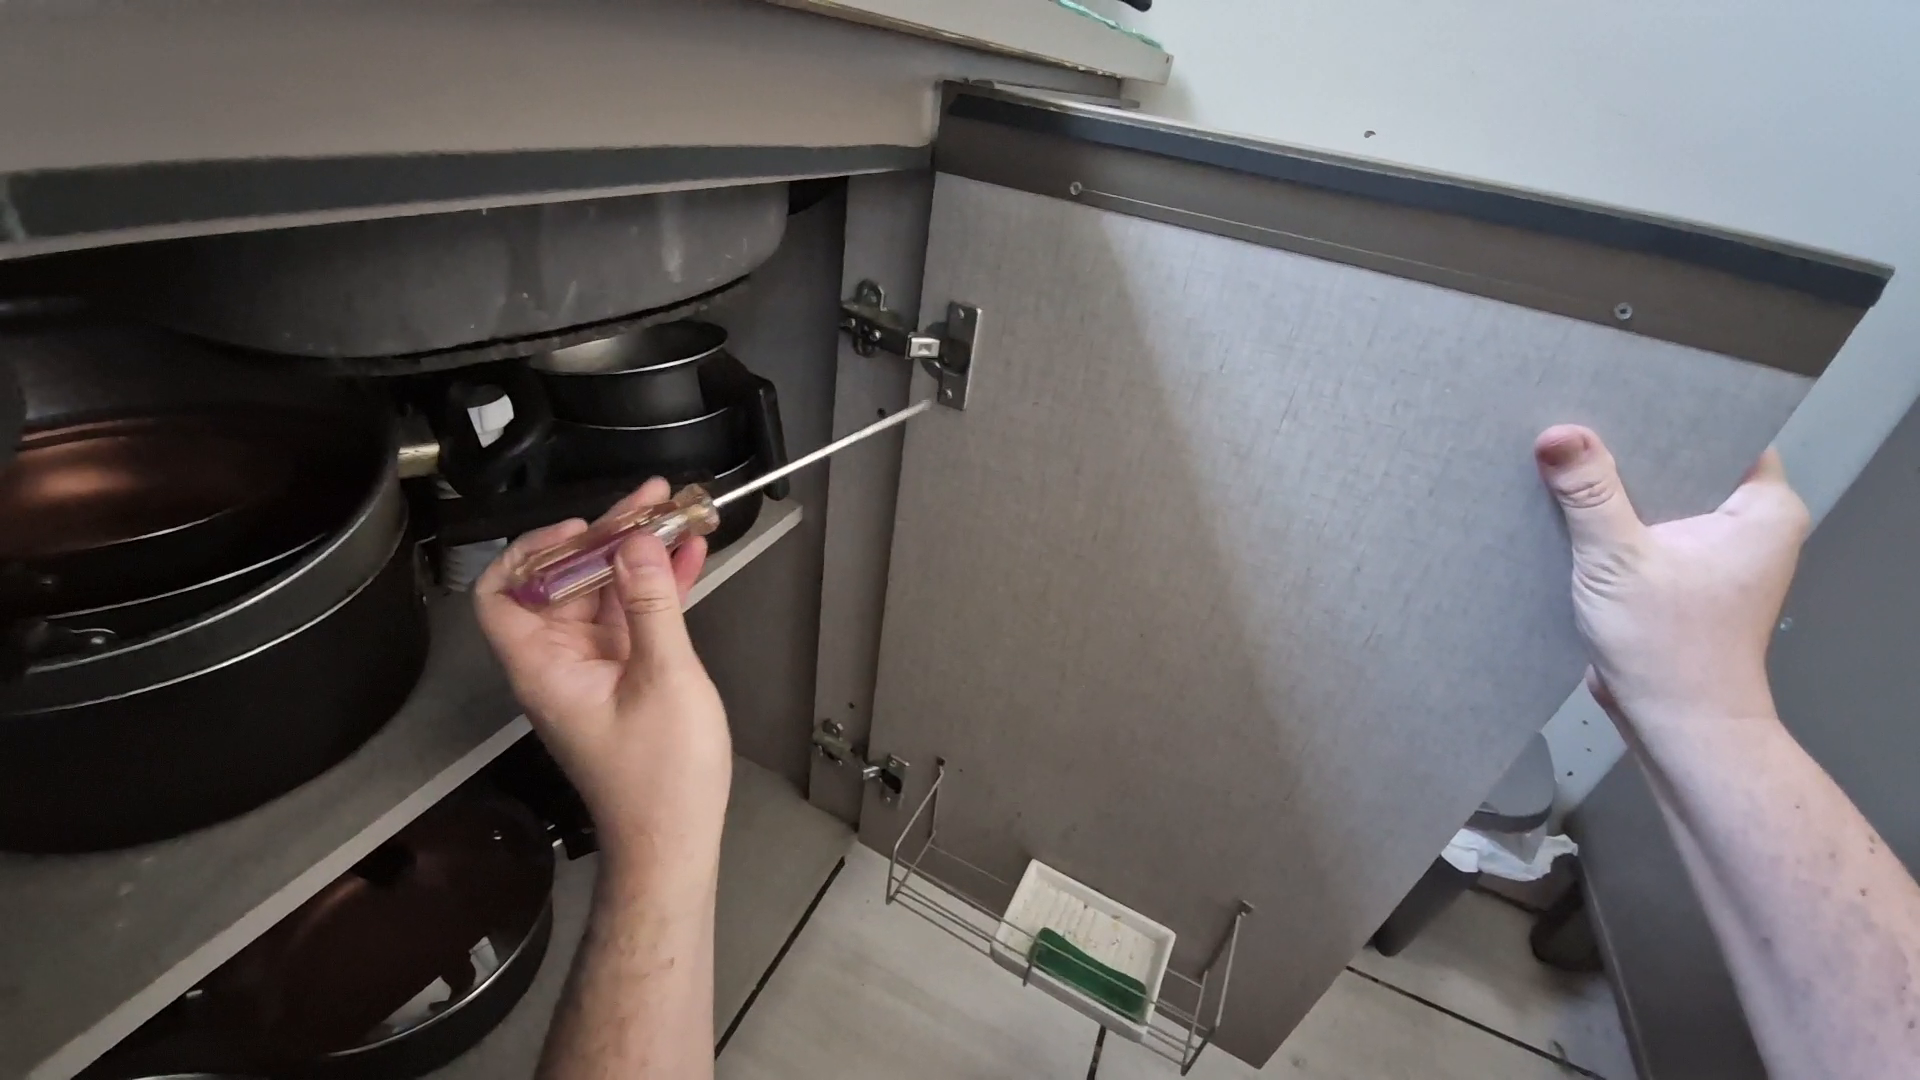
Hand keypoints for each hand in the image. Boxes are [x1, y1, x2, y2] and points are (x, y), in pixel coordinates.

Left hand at [475, 479, 731, 858]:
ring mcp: (598, 668)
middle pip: (568, 584)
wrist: (676, 835)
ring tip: (678, 517)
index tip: (582, 527)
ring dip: (641, 558)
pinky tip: (691, 560)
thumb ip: (649, 606)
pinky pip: (638, 619)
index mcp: (546, 666)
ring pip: (610, 596)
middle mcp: (563, 662)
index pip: (505, 595)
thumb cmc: (662, 771)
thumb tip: (634, 543)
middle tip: (652, 501)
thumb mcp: (663, 678)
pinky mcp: (630, 675)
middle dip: (609, 539)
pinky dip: (661, 590)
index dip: (533, 553)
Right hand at [1534, 425, 1809, 730]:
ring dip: (1608, 493)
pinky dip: (1604, 524)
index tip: (1610, 399)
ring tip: (1559, 470)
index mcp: (1761, 510)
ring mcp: (1709, 552)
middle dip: (1623, 454)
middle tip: (1569, 430)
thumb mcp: (1618, 558)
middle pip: (1678, 465)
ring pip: (1653, 500)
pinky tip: (1564, 517)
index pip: (1718, 436)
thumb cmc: (1669, 645)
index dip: (1665, 415)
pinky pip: (1637, 530)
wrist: (1672, 717)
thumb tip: (1559, 435)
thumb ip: (1590, 494)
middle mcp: (1744, 527)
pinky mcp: (1674, 575)